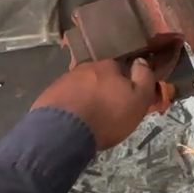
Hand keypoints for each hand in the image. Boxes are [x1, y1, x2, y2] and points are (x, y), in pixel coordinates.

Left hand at [33, 58, 167, 150]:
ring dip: (86, 97)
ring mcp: (65, 79)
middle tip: (107, 110)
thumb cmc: (107, 115)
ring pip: (81, 86)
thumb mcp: (138, 100)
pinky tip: (73, 120)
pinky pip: (65, 98)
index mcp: (108, 66)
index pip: (121, 70)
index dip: (125, 84)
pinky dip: (71, 106)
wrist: (63, 131)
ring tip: (89, 117)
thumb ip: (144, 79)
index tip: (126, 99)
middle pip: (99, 77)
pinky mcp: (49, 94)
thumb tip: (142, 61)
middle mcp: (86, 67)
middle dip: (103, 90)